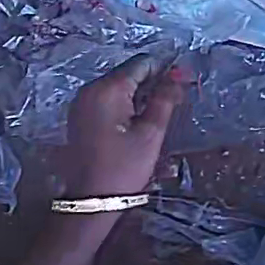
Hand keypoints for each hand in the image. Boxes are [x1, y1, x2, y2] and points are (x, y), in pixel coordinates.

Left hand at [62, 54, 183, 197]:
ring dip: (140, 93)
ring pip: (118, 86)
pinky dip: (125, 103)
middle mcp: (90, 89)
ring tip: (160, 111)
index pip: (141, 64)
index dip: (165, 69)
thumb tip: (179, 71)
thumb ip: (165, 98)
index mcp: (107, 89)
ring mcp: (81, 102)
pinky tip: (138, 120)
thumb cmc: (124, 167)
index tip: (184, 83)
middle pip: (128, 73)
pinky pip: (107, 99)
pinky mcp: (80, 116)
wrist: (91, 200)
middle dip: (153, 81)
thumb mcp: (151, 132)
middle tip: (176, 100)